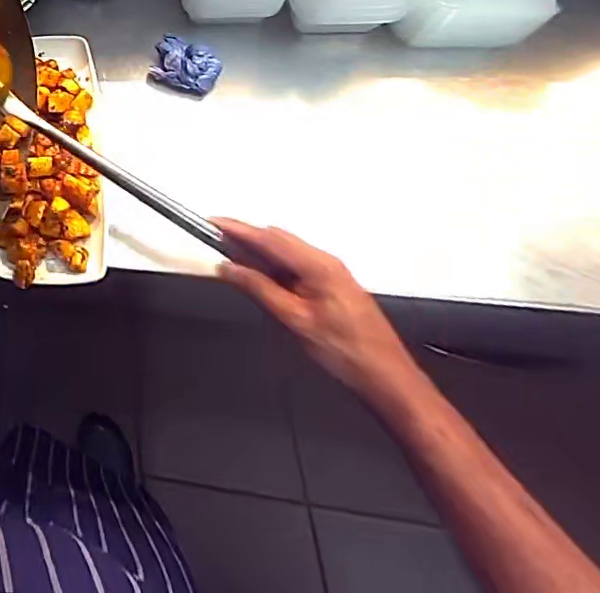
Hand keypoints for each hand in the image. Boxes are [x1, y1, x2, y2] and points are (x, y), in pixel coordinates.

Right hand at [215, 218, 421, 404]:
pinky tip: (263, 276)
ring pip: (287, 251)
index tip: (212, 222)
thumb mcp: (294, 320)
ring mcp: (332, 271)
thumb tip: (228, 268)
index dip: (237, 229)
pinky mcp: (333, 284)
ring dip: (260, 251)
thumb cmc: (342, 350)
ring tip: (233, 259)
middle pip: (278, 238)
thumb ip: (260, 289)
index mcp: (316, 264)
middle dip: (246, 237)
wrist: (387, 376)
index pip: (268, 238)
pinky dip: (274, 264)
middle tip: (216, 242)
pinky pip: (297, 263)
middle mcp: (325, 260)